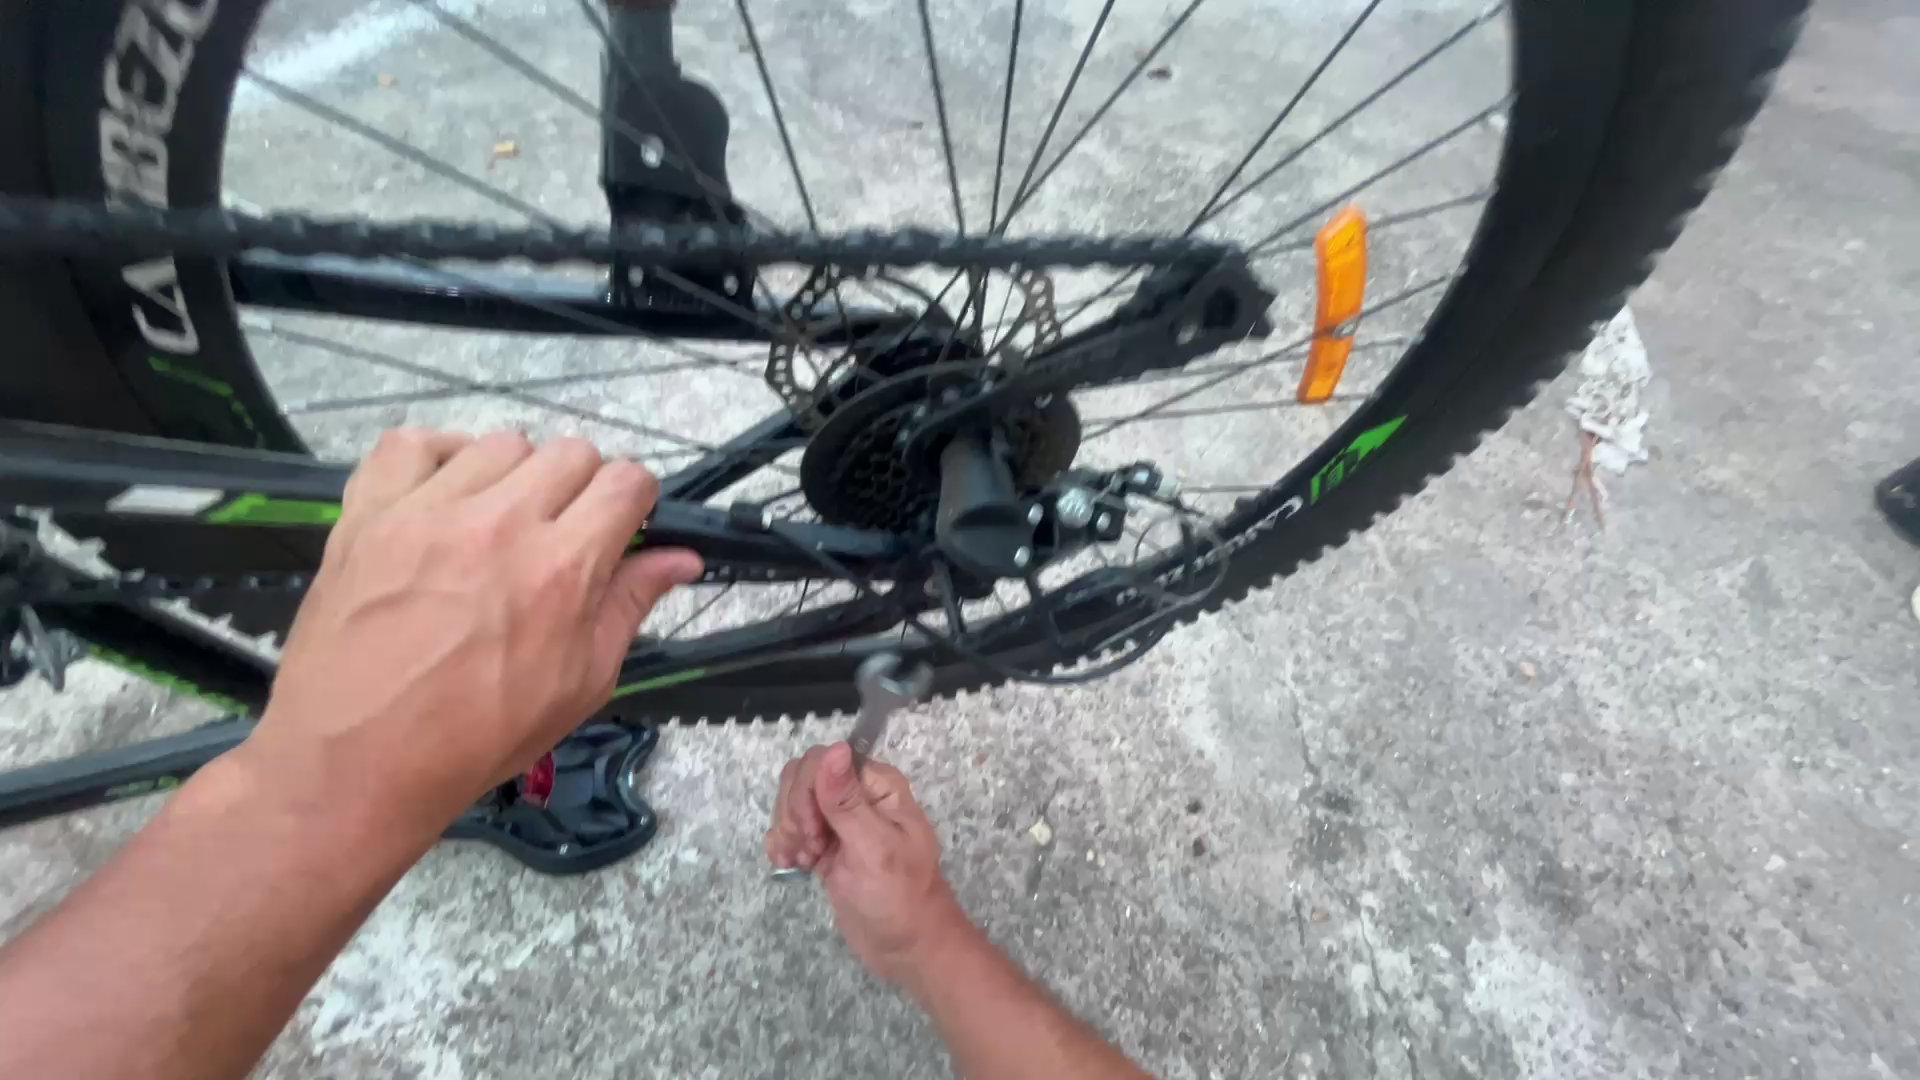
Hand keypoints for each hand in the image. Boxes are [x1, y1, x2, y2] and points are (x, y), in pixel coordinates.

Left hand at [242, 428, 702, 828]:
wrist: (356, 762)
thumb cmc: (486, 731)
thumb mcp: (586, 678)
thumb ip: (633, 603)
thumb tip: (684, 558)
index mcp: (564, 566)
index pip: (627, 482)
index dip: (639, 499)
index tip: (627, 525)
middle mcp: (503, 522)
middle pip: (573, 452)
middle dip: (587, 485)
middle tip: (569, 530)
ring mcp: (429, 511)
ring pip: (504, 442)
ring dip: (522, 474)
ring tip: (505, 519)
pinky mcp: (367, 514)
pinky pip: (411, 442)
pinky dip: (441, 455)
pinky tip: (449, 492)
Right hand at [766, 743, 973, 986]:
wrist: (906, 948)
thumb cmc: (899, 897)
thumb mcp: (874, 848)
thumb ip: (847, 800)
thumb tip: (834, 748)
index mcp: (877, 783)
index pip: (823, 760)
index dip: (809, 791)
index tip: (815, 832)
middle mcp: (858, 793)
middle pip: (802, 776)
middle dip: (794, 811)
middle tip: (810, 848)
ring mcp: (839, 818)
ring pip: (792, 799)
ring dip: (787, 828)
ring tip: (803, 858)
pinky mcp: (825, 842)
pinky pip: (790, 826)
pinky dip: (783, 843)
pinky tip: (792, 864)